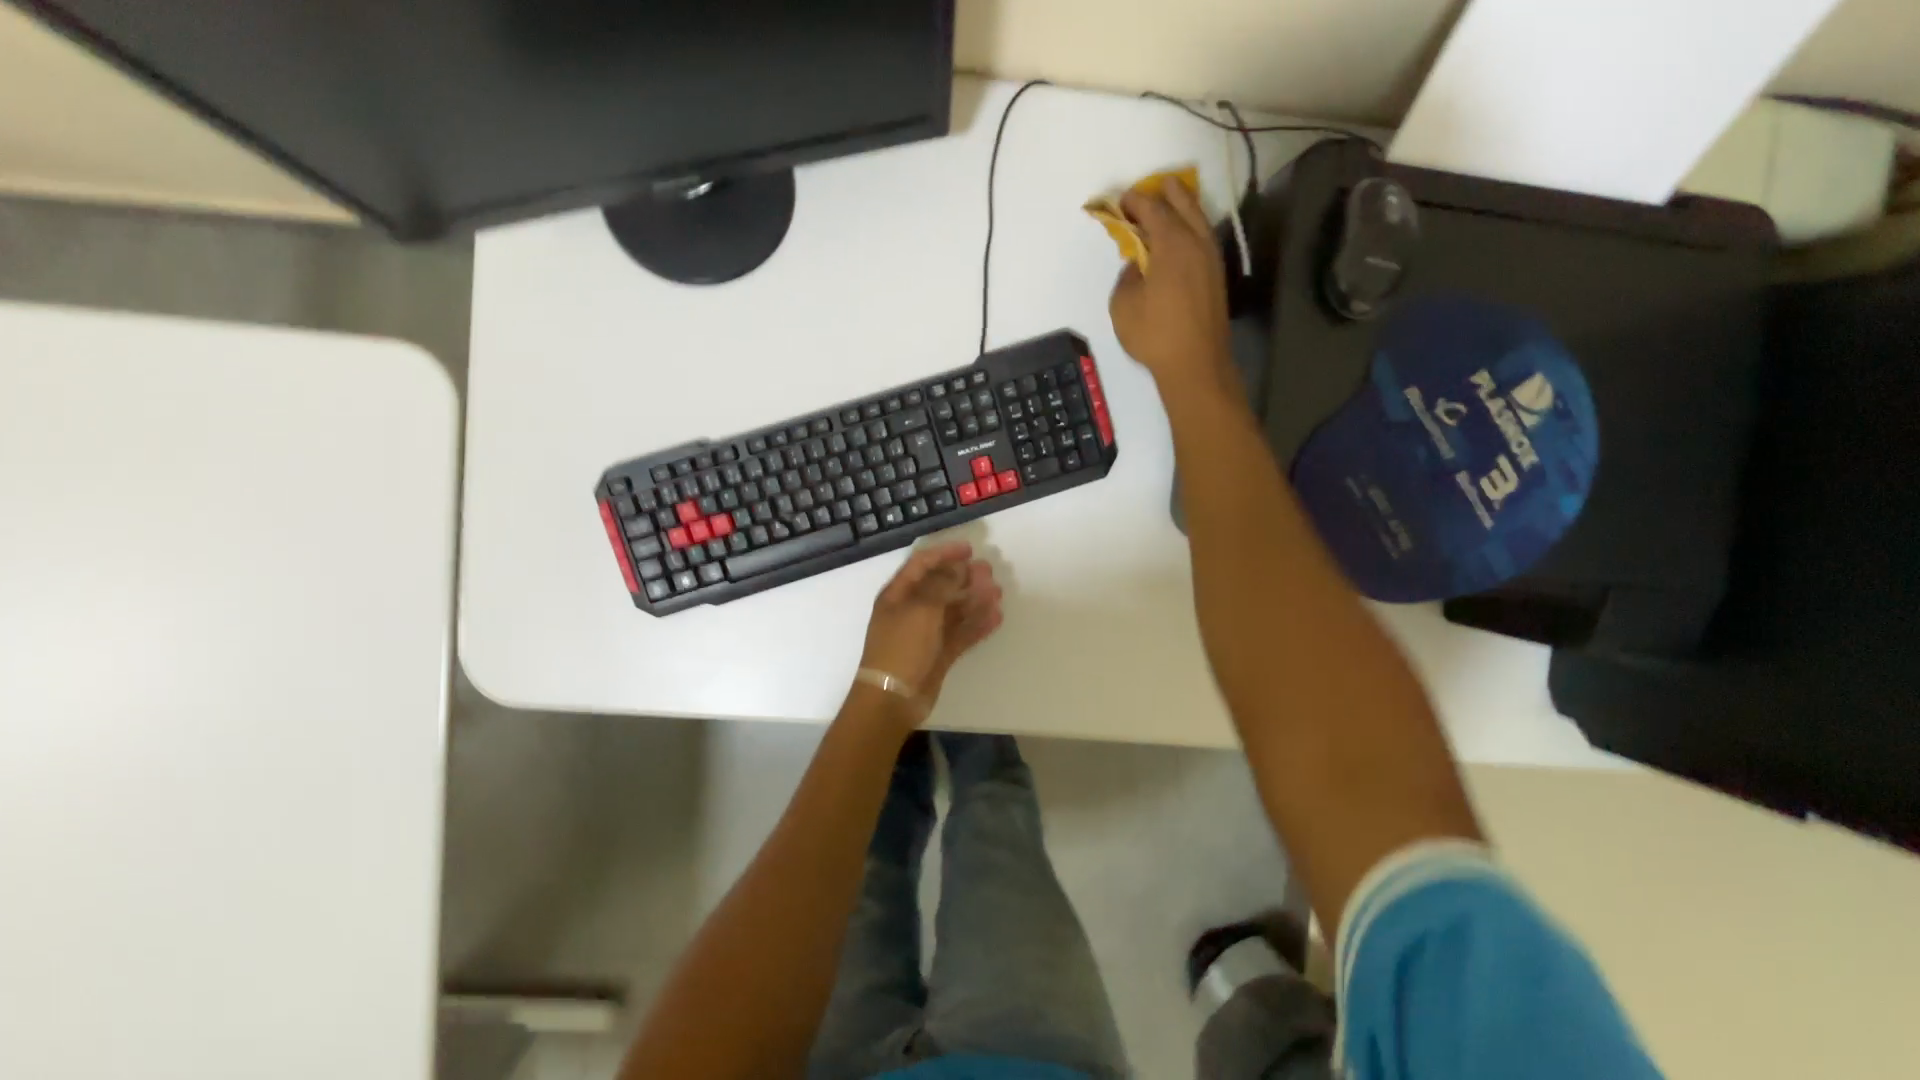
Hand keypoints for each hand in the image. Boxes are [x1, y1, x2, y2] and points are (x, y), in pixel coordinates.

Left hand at [856, 541, 1002, 718]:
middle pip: (940, 586)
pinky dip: (977, 625)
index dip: (944, 554)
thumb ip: (942, 585)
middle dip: (964, 577)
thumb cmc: (902, 647)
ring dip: (975, 600)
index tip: (969, 549)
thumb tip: (959, 568)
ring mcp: (925, 634)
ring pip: (953, 610)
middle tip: (989, 572)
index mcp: (898, 595)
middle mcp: (911, 610)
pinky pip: (960, 634)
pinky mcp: (938, 654)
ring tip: (998, 593)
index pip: (922, 564)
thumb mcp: (920, 609)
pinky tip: (996, 617)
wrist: (892, 698)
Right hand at [1108, 182, 1234, 392]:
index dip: (1136, 202)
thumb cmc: (1155, 334)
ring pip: (1199, 220)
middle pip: (1184, 205)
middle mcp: (1196, 243)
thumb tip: (1138, 263)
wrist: (1196, 364)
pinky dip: (1191, 227)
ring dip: (1183, 207)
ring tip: (1170, 202)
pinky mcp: (1217, 276)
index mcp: (1172, 244)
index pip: (1153, 210)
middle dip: (1167, 193)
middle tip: (1152, 187)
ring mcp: (1211, 259)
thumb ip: (1128, 275)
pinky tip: (1182, 235)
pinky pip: (1204, 238)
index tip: (1122, 201)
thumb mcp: (1124, 304)